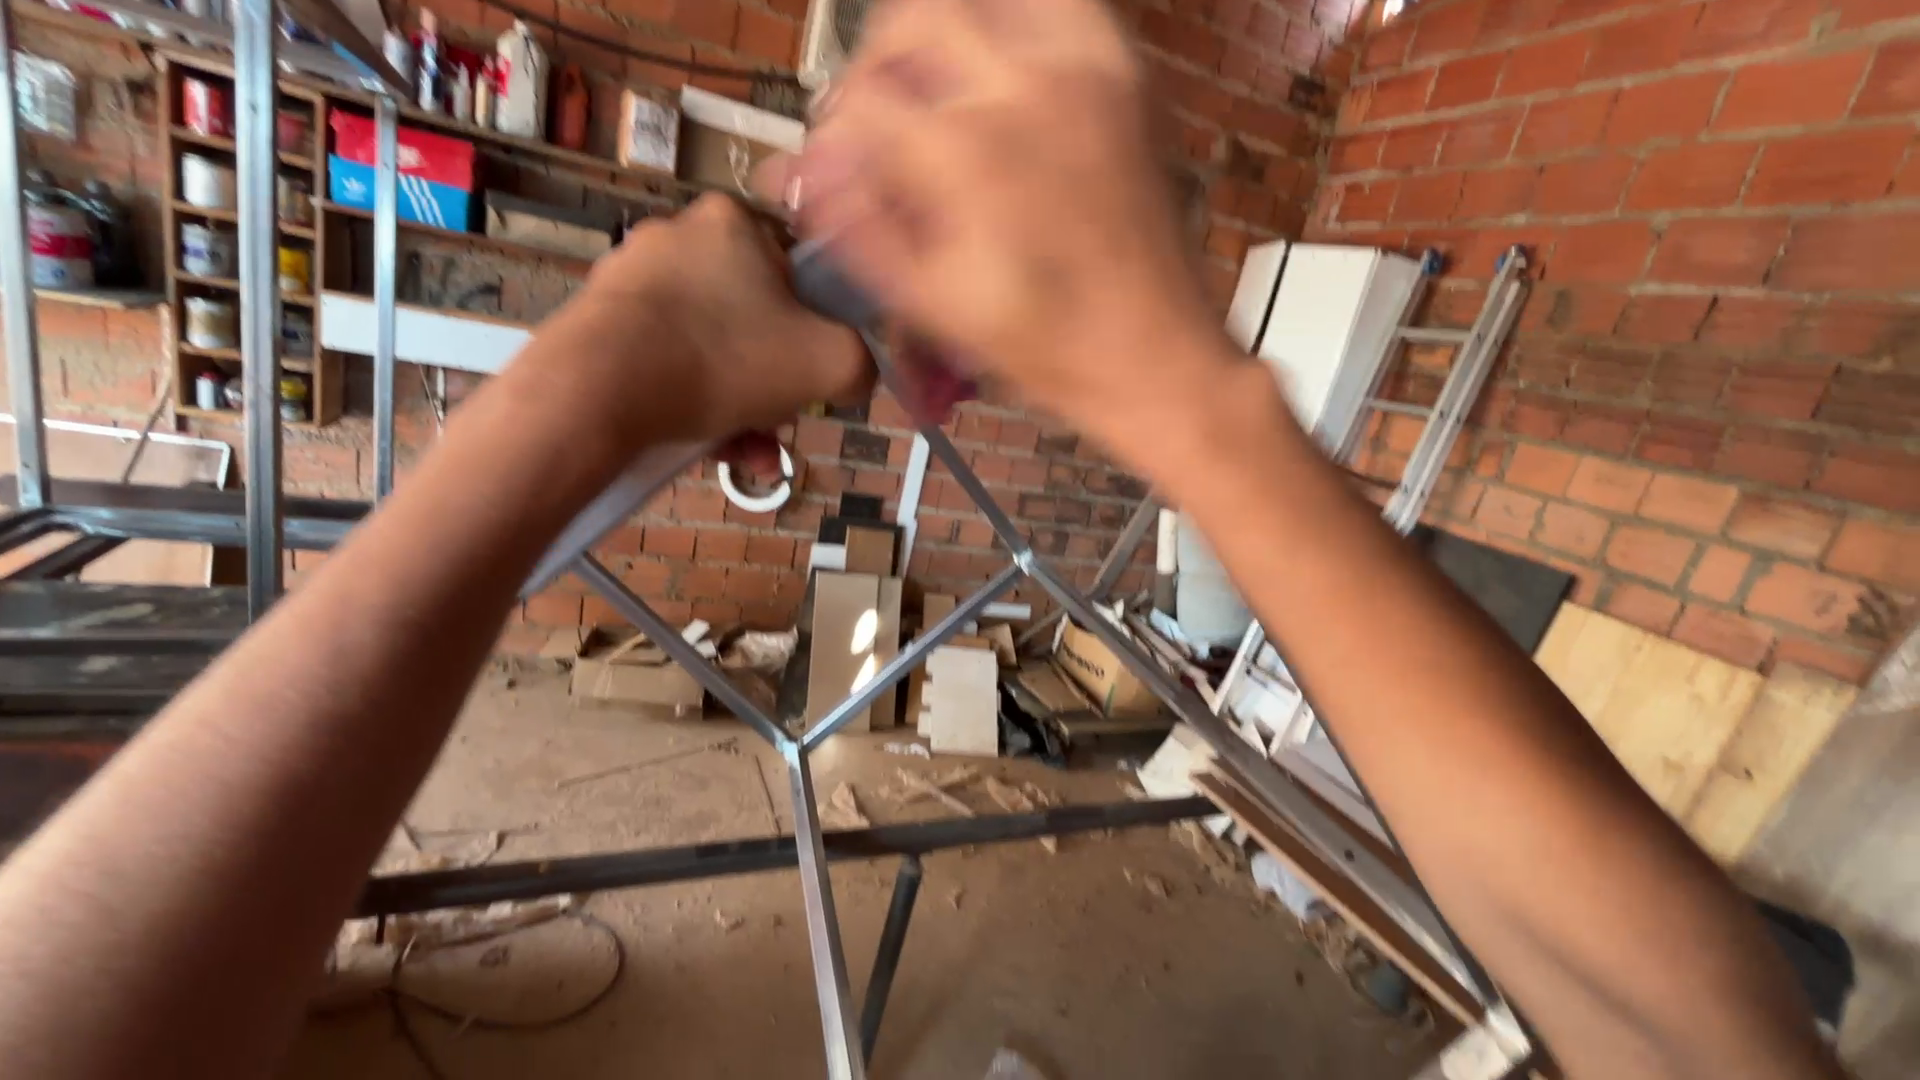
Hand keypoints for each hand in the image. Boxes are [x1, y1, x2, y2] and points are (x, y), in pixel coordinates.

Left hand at [558, 194, 868, 446]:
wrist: (601, 389)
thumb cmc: (728, 359)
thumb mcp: (833, 362)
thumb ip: (862, 360)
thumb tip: (850, 372)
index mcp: (734, 223)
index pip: (796, 274)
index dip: (814, 331)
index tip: (810, 374)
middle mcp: (678, 236)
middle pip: (752, 320)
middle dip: (772, 386)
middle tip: (778, 428)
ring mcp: (631, 279)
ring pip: (710, 350)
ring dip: (739, 408)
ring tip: (750, 457)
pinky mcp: (598, 323)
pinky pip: (666, 365)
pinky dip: (693, 406)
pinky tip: (710, 451)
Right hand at [783, 0, 1238, 456]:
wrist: (1151, 355)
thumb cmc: (1056, 349)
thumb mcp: (938, 306)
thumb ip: (864, 231)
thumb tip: (816, 179)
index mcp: (970, 156)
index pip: (864, 102)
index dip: (834, 134)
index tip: (835, 163)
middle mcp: (1026, 91)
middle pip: (912, 21)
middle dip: (874, 66)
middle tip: (873, 116)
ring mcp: (1084, 73)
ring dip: (938, 33)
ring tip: (930, 87)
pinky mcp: (1124, 79)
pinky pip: (1060, 8)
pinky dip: (1015, 23)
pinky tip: (1001, 76)